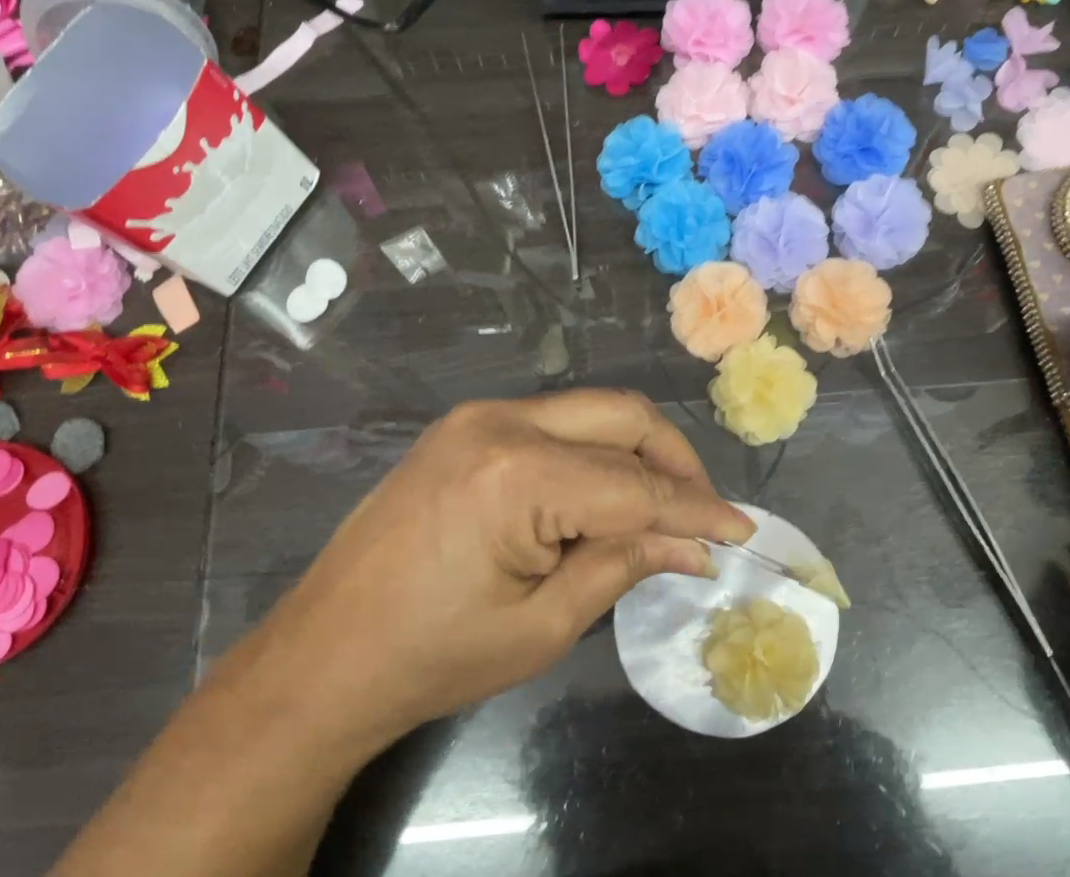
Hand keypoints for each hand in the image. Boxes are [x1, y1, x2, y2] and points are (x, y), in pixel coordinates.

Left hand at [269, 390, 754, 752]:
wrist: (327, 655)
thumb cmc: (434, 655)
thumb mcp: (544, 624)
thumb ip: (624, 565)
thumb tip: (695, 546)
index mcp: (518, 475)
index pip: (636, 486)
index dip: (696, 511)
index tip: (742, 532)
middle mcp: (500, 424)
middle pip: (620, 418)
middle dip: (675, 462)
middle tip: (704, 516)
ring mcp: (475, 419)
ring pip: (589, 413)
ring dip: (636, 454)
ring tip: (664, 510)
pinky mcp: (463, 429)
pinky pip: (552, 425)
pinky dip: (593, 454)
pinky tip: (606, 497)